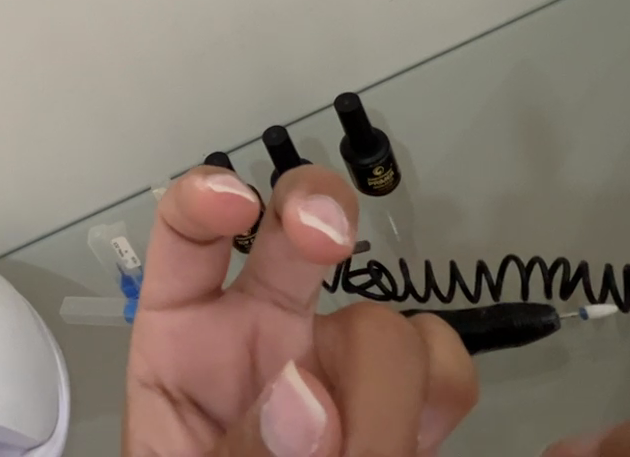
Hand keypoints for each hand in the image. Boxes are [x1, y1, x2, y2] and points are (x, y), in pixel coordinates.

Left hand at [124, 163, 477, 455]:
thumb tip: (309, 400)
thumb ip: (238, 448)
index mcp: (187, 339)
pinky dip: (443, 393)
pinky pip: (440, 365)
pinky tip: (418, 441)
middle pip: (294, 225)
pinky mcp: (399, 405)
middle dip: (314, 207)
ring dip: (384, 394)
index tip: (235, 203)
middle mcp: (262, 329)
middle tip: (325, 236)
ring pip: (379, 320)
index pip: (186, 234)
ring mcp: (334, 361)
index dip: (203, 197)